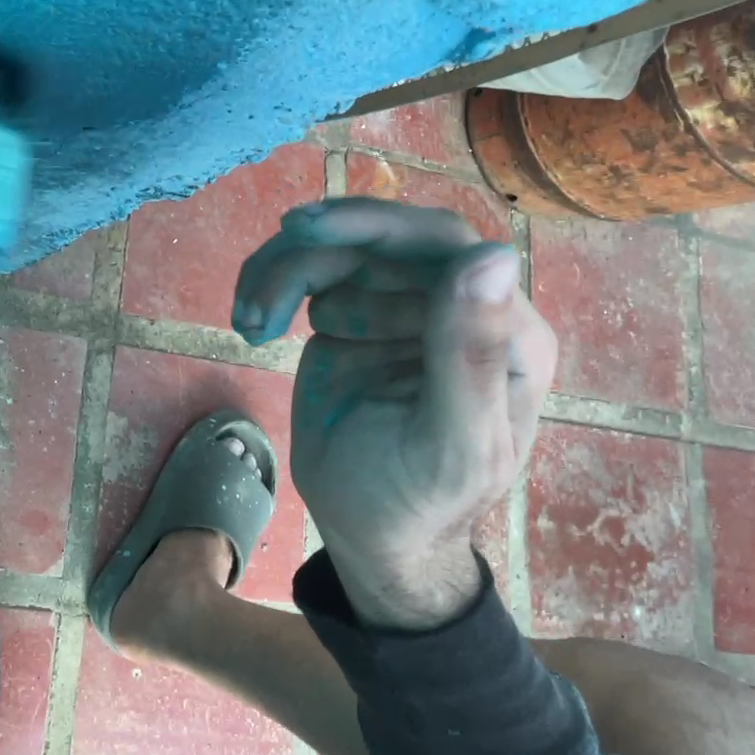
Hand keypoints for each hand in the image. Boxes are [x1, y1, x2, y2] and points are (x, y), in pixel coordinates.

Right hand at [233, 198, 557, 629]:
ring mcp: (397, 308)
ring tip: (251, 322)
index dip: (373, 226)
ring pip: (335, 251)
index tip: (301, 231)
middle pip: (381, 238)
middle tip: (268, 256)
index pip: (443, 246)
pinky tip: (252, 325)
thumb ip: (471, 356)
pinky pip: (306, 274)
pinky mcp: (350, 317)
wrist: (366, 528)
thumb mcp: (450, 442)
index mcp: (503, 332)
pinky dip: (270, 288)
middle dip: (319, 246)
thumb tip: (491, 254)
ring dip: (281, 274)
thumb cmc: (416, 498)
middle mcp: (454, 307)